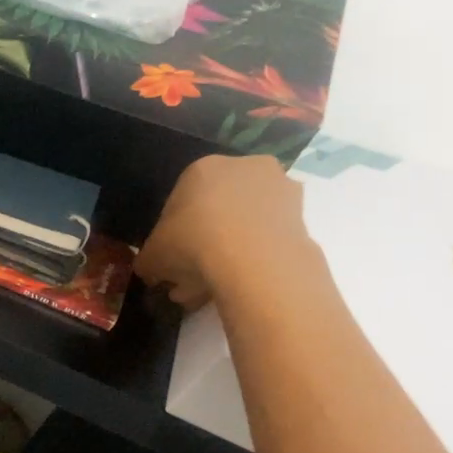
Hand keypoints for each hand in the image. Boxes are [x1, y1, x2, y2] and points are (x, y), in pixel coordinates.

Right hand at [136, 155, 310, 310]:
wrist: (253, 259)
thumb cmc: (190, 245)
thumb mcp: (150, 258)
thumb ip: (150, 260)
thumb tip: (156, 271)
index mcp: (201, 168)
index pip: (178, 200)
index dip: (171, 231)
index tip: (169, 255)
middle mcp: (243, 167)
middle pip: (214, 207)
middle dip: (201, 240)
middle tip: (189, 273)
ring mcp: (278, 185)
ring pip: (242, 220)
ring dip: (226, 249)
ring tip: (210, 286)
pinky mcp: (302, 209)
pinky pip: (266, 231)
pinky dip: (252, 252)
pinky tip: (236, 280)